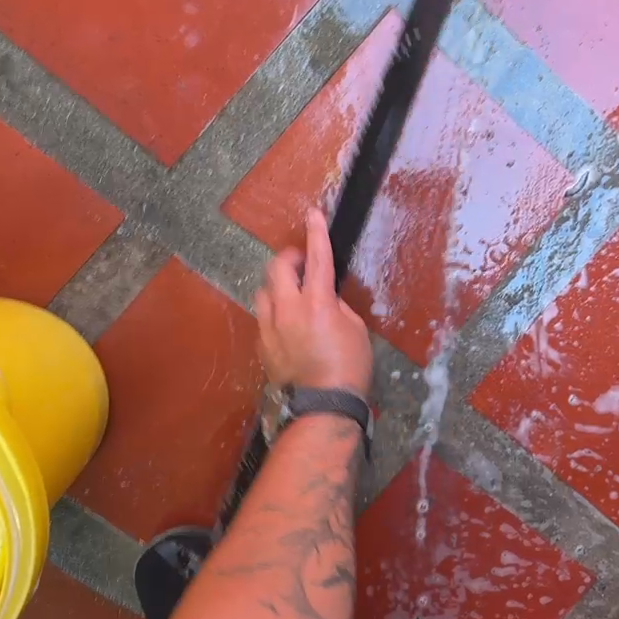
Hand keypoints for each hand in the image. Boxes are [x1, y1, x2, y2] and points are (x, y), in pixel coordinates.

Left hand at [254, 208, 372, 395]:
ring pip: (264, 291)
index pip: (317, 258)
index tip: (312, 213)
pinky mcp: (262, 344)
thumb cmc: (350, 366)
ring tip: (293, 294)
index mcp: (317, 303)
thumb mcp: (355, 330)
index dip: (316, 233)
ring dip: (279, 285)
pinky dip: (276, 311)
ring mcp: (270, 327)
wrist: (323, 405)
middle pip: (278, 267)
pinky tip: (289, 325)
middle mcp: (288, 309)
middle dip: (290, 259)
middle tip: (304, 264)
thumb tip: (325, 299)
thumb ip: (336, 307)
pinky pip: (264, 316)